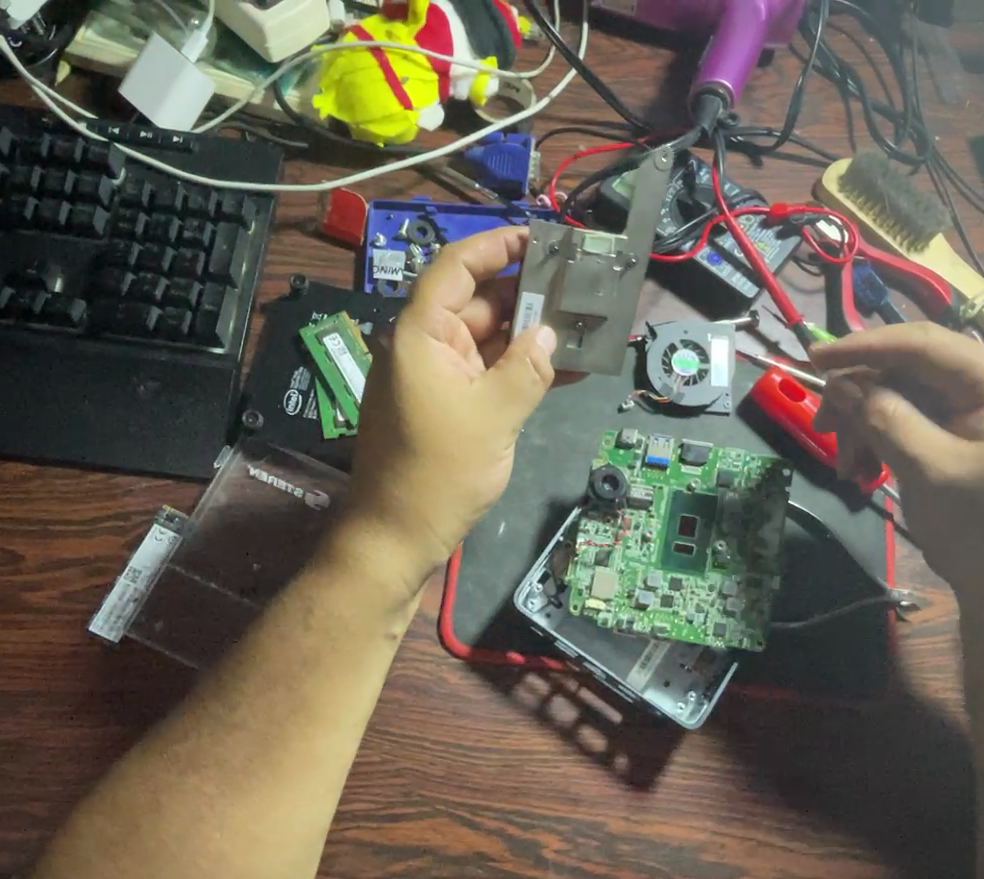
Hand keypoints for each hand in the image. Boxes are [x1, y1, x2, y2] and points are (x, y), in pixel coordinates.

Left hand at [342, 226, 558, 589]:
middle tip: (580, 286)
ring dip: (531, 336)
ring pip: (489, 342)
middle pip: (479, 303)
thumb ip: (527, 370)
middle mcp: (427, 349)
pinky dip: (521, 371)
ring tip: (584, 324)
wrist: (399, 535)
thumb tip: (551, 336)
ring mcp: (439, 380)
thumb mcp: (493, 417)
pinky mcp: (450, 409)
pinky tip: (566, 369)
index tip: (541, 238)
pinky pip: (489, 376)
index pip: (456, 270)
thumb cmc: (438, 473)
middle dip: (528, 294)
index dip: (496, 246)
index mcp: (422, 336)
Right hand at [808, 324, 983, 596]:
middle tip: (823, 428)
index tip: (814, 357)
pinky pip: (912, 420)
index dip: (866, 346)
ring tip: (847, 466)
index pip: (926, 344)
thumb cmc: (983, 527)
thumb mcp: (928, 469)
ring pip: (904, 395)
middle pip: (911, 369)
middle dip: (861, 396)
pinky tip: (863, 470)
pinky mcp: (964, 435)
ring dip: (865, 423)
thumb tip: (839, 383)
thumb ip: (884, 418)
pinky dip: (880, 439)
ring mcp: (980, 411)